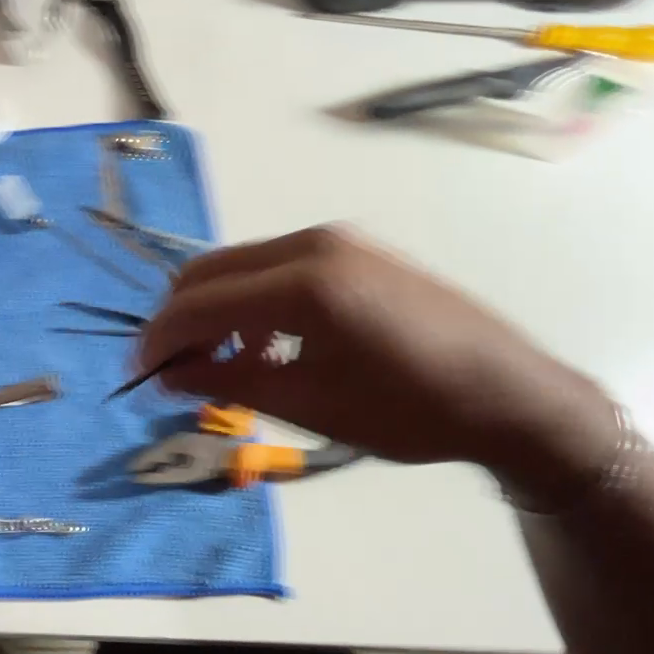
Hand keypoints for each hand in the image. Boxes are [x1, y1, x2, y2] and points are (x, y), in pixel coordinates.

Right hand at [138, 227, 616, 486]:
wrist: (515, 397)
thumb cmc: (410, 412)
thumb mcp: (307, 406)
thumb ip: (226, 382)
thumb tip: (166, 375)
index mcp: (303, 285)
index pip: (199, 302)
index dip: (158, 339)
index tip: (138, 375)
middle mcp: (311, 245)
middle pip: (207, 271)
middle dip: (178, 320)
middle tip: (174, 371)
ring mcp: (334, 241)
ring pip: (236, 265)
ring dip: (213, 310)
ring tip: (219, 363)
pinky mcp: (350, 249)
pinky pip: (271, 266)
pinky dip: (247, 300)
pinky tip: (264, 343)